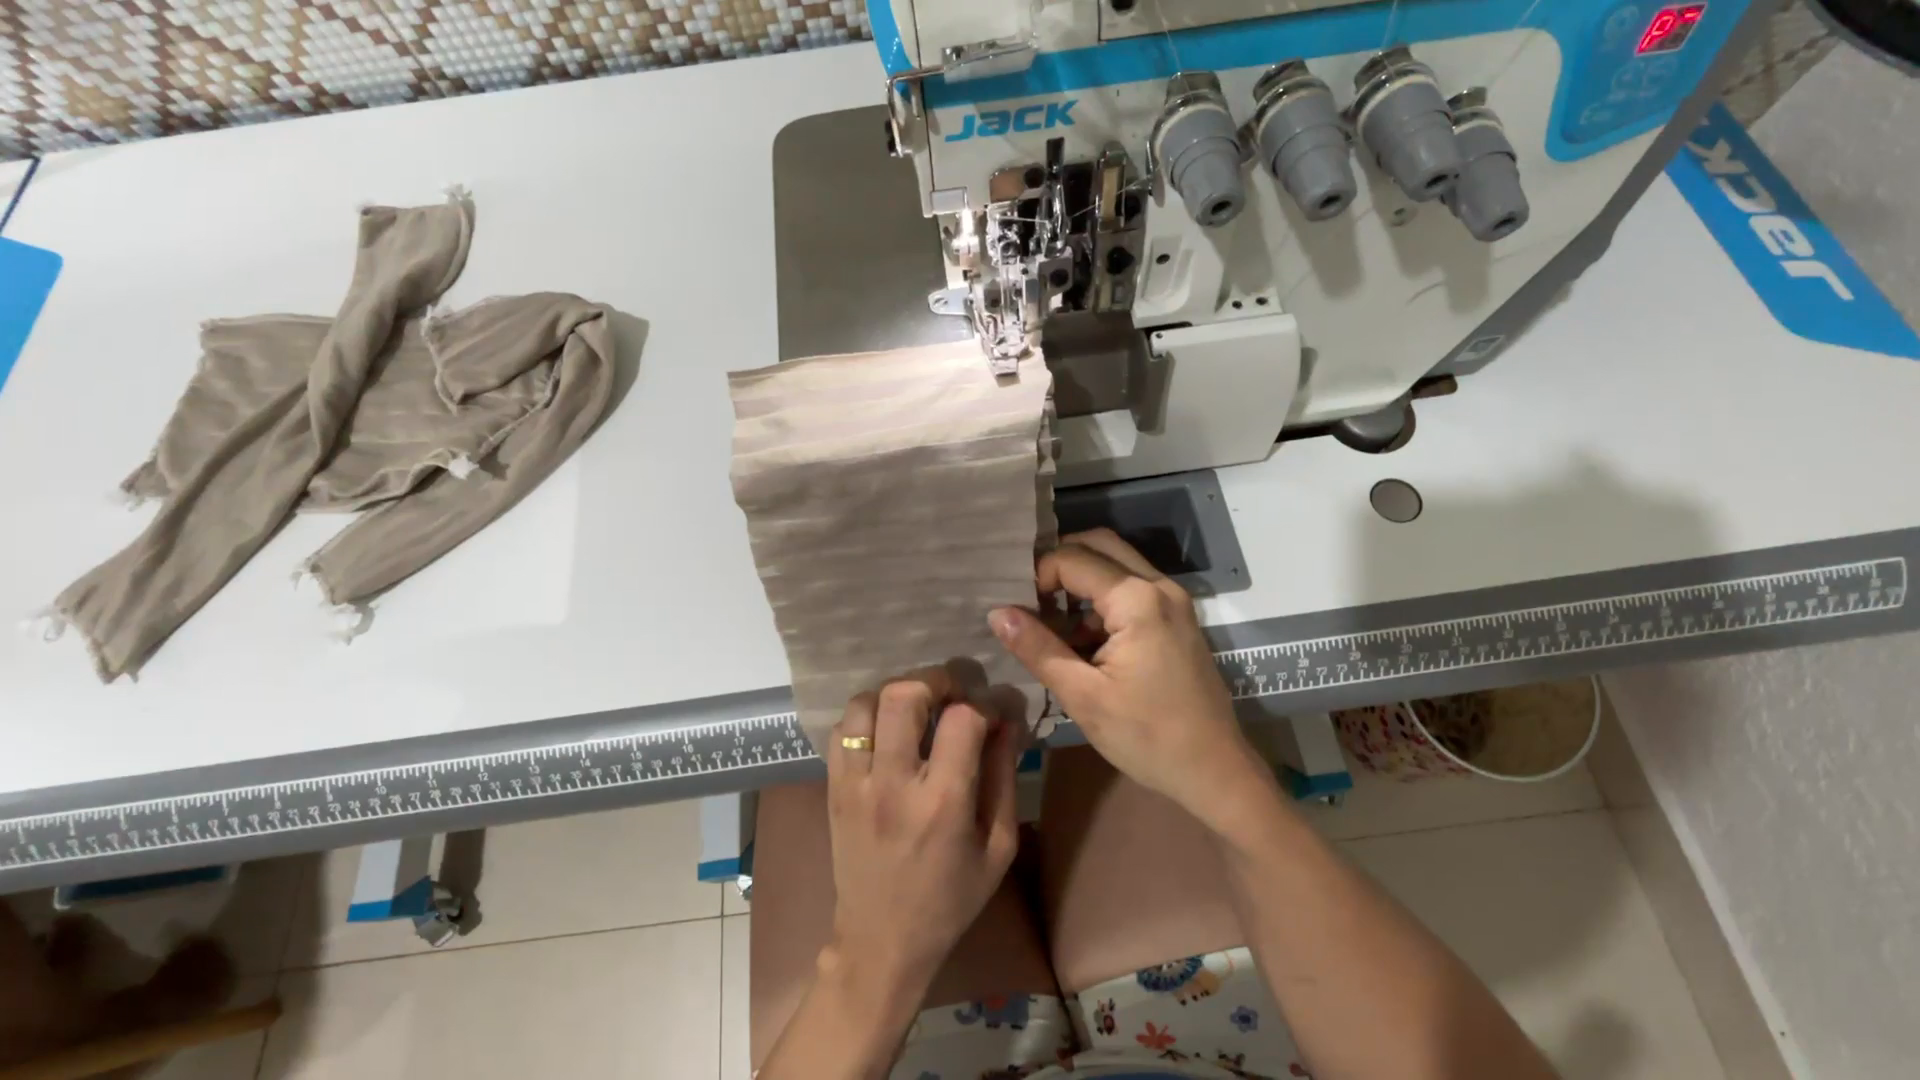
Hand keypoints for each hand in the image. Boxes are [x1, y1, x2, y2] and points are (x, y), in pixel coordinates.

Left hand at [821, 665, 1022, 996]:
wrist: (881, 941)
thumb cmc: (950, 900)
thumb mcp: (997, 847)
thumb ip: (1003, 778)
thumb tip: (1007, 722)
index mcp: (943, 803)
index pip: (963, 719)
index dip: (986, 703)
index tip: (996, 711)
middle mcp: (893, 784)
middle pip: (904, 695)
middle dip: (936, 680)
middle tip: (954, 693)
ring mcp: (855, 784)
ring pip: (864, 703)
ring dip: (896, 694)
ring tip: (918, 708)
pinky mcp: (832, 788)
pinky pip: (840, 730)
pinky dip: (865, 717)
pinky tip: (886, 731)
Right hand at [988, 529, 1277, 831]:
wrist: (1214, 770)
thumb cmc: (1147, 736)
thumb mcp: (1082, 696)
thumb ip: (1038, 648)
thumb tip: (997, 613)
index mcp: (1137, 599)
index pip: (1072, 559)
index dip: (1037, 576)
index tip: (1017, 610)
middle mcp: (1159, 586)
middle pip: (1098, 545)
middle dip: (1058, 563)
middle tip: (1027, 598)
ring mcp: (1173, 601)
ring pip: (1116, 565)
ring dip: (1080, 581)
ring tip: (1047, 622)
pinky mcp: (1177, 619)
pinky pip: (1132, 588)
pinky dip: (1101, 600)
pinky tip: (1080, 640)